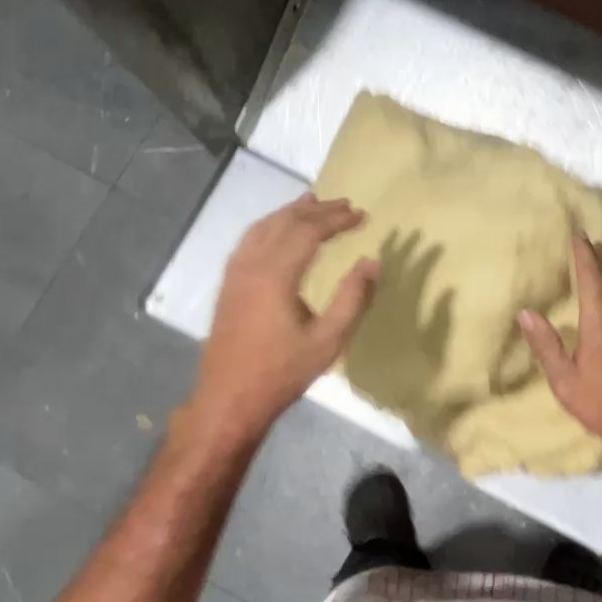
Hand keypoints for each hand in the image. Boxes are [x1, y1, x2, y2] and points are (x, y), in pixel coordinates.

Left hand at [189, 194, 379, 441]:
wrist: (229, 398)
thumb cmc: (281, 373)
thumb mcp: (328, 341)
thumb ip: (352, 299)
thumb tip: (372, 263)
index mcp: (275, 275)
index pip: (308, 231)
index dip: (336, 220)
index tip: (362, 215)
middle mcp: (251, 265)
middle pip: (284, 222)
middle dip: (316, 210)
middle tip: (345, 205)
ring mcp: (235, 274)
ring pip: (262, 228)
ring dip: (290, 213)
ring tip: (311, 202)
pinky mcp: (228, 285)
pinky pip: (249, 241)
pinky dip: (269, 226)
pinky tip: (277, 231)